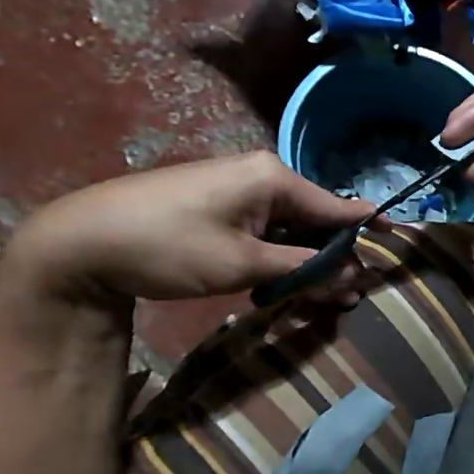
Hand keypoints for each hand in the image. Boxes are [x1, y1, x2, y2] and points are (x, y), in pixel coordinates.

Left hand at [3, 152, 370, 307]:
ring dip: (308, 260)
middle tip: (351, 297)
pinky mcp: (220, 204)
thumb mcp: (244, 264)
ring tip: (325, 298)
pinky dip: (280, 254)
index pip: (338, 208)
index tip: (393, 257)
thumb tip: (353, 275)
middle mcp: (262, 174)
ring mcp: (239, 188)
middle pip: (316, 218)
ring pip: (292, 226)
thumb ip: (304, 268)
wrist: (80, 241)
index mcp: (274, 177)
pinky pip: (266, 227)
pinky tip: (286, 282)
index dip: (368, 234)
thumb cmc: (170, 247)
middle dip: (336, 257)